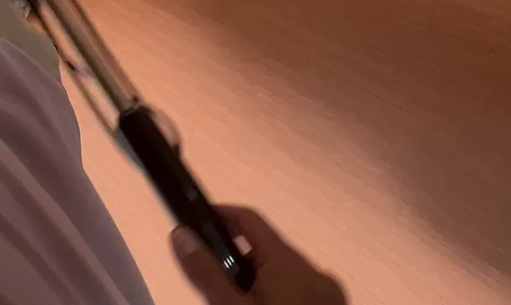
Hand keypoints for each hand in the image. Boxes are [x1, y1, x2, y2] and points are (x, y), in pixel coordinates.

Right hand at [171, 206, 344, 304]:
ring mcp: (331, 298)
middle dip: (236, 260)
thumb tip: (179, 233)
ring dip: (257, 282)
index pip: (249, 218)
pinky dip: (277, 297)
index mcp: (292, 264)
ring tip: (235, 304)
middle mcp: (317, 274)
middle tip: (214, 284)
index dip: (220, 215)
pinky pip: (299, 294)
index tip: (195, 226)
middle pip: (265, 250)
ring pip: (283, 274)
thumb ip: (205, 272)